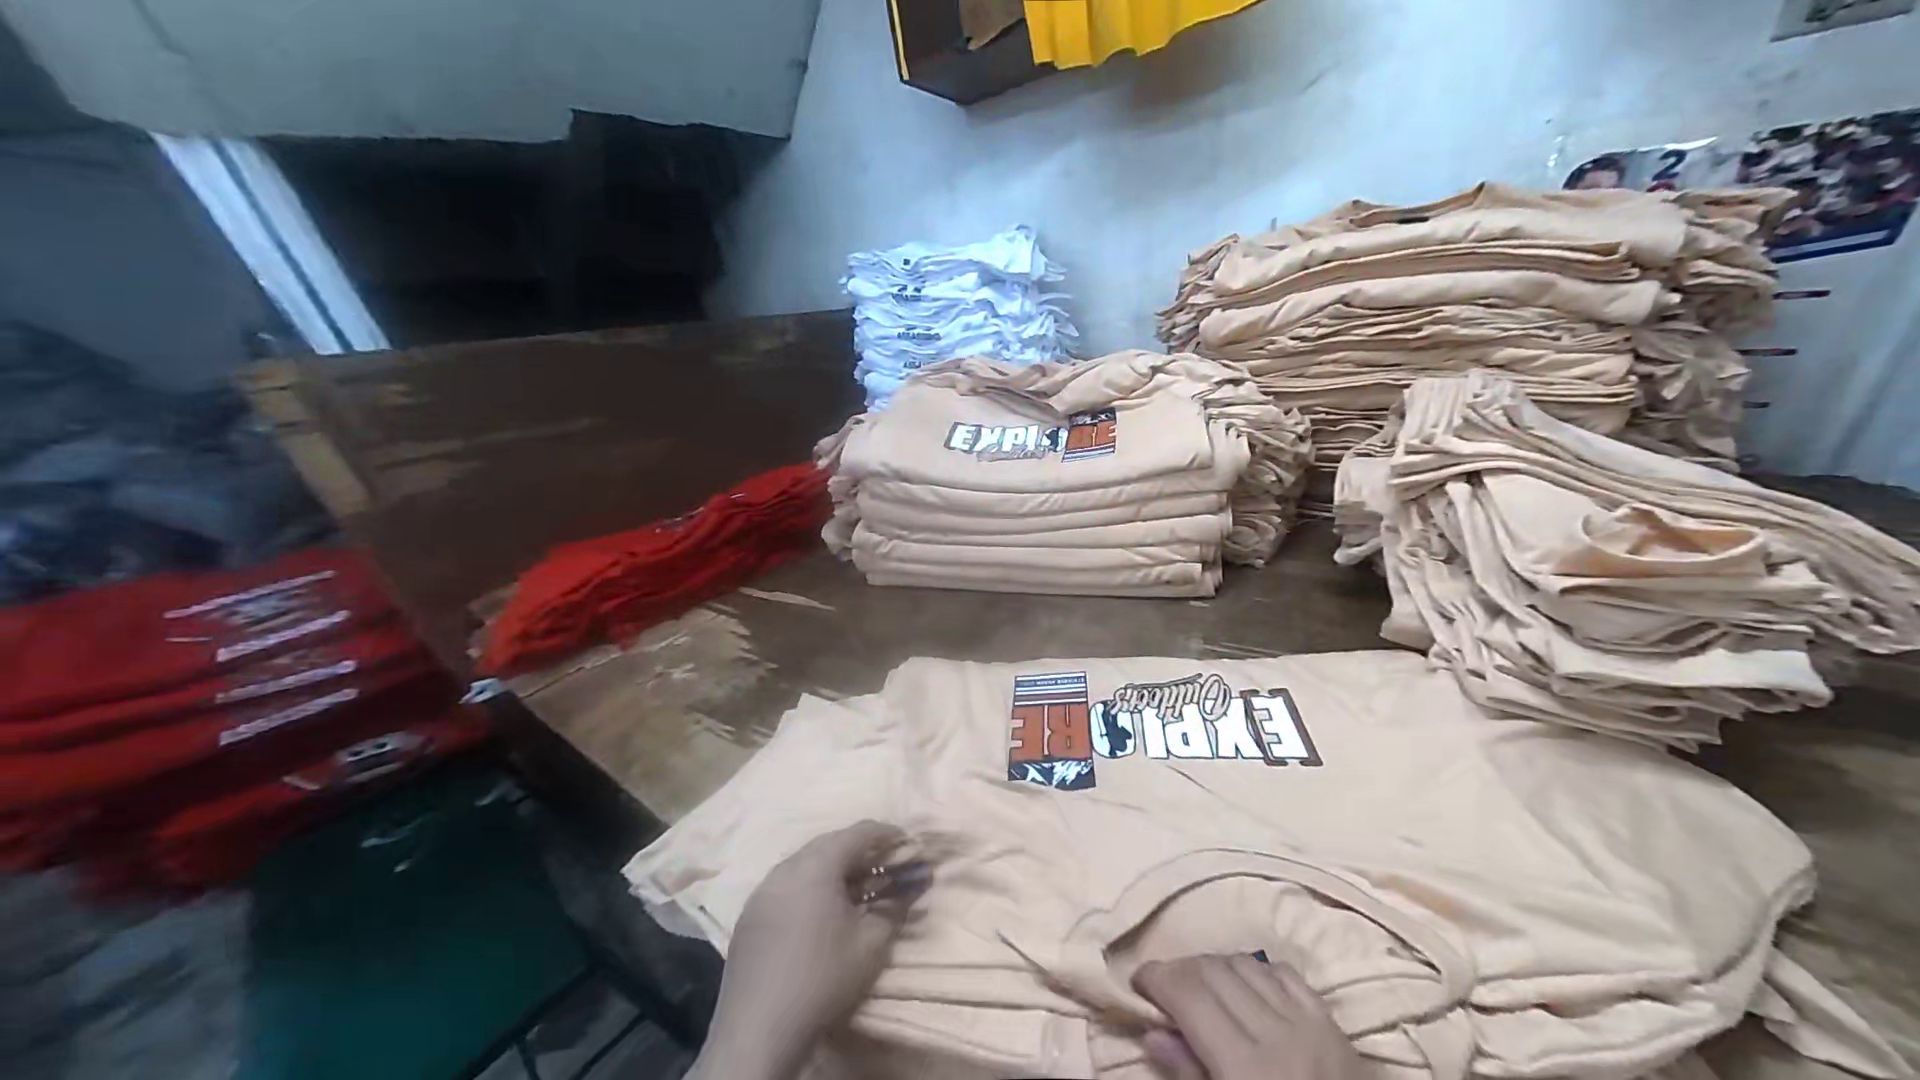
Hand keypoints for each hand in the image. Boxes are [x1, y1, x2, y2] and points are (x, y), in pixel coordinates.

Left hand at [691, 821, 917, 1079]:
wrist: (759, 1030)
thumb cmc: (824, 976)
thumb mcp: (872, 942)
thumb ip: (898, 904)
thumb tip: (919, 880)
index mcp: (817, 864)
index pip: (859, 832)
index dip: (888, 835)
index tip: (909, 847)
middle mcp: (786, 866)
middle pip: (831, 844)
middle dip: (862, 852)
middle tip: (886, 870)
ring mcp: (763, 890)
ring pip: (806, 863)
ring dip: (835, 870)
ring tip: (857, 892)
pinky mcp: (750, 915)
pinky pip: (787, 885)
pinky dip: (810, 887)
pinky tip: (821, 914)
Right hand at [1133, 955, 1365, 1079]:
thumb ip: (1192, 1078)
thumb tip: (1153, 1032)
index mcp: (1245, 1069)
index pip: (1188, 995)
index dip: (1156, 978)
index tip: (1138, 982)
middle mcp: (1276, 1035)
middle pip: (1212, 971)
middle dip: (1179, 970)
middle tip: (1164, 988)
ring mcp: (1309, 1026)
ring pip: (1245, 964)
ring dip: (1214, 967)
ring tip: (1201, 987)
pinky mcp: (1333, 1025)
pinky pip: (1284, 974)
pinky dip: (1257, 972)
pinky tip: (1246, 989)